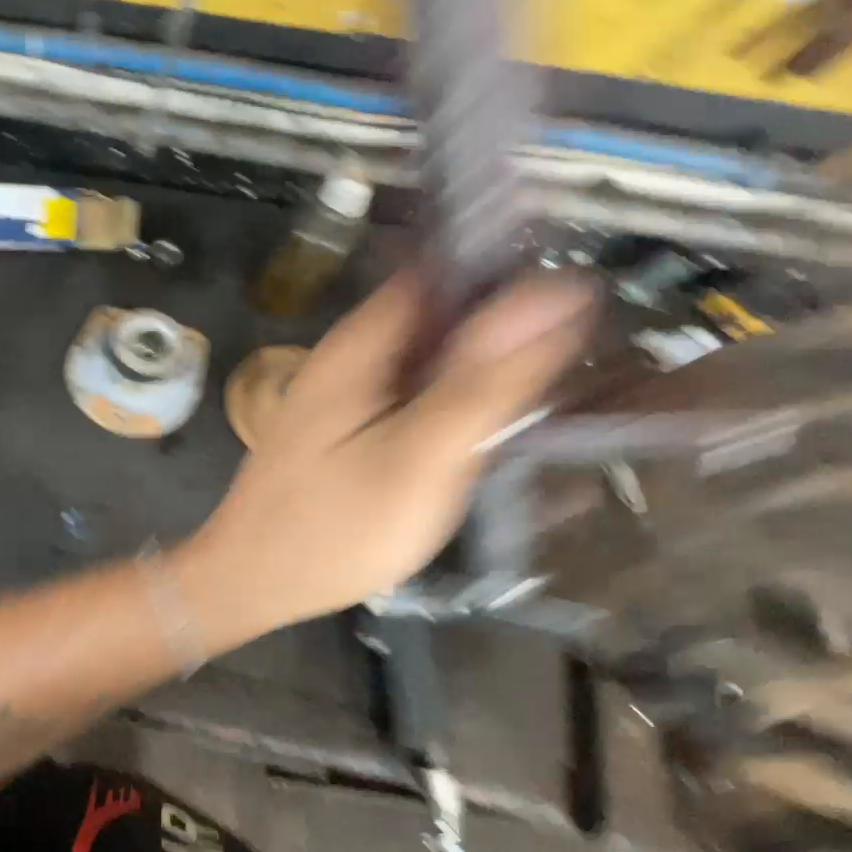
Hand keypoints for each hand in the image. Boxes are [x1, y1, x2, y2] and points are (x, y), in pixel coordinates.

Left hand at [175, 272, 596, 637]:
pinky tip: (513, 438)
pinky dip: (465, 410)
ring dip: (496, 372)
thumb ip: (483, 380)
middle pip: (443, 318)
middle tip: (600, 354)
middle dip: (514, 328)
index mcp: (358, 348)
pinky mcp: (354, 434)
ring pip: (437, 362)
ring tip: (576, 396)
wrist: (252, 582)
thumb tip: (553, 292)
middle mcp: (349, 361)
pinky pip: (421, 403)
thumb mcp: (419, 456)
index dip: (511, 270)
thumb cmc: (331, 528)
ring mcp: (349, 398)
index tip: (586, 288)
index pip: (440, 271)